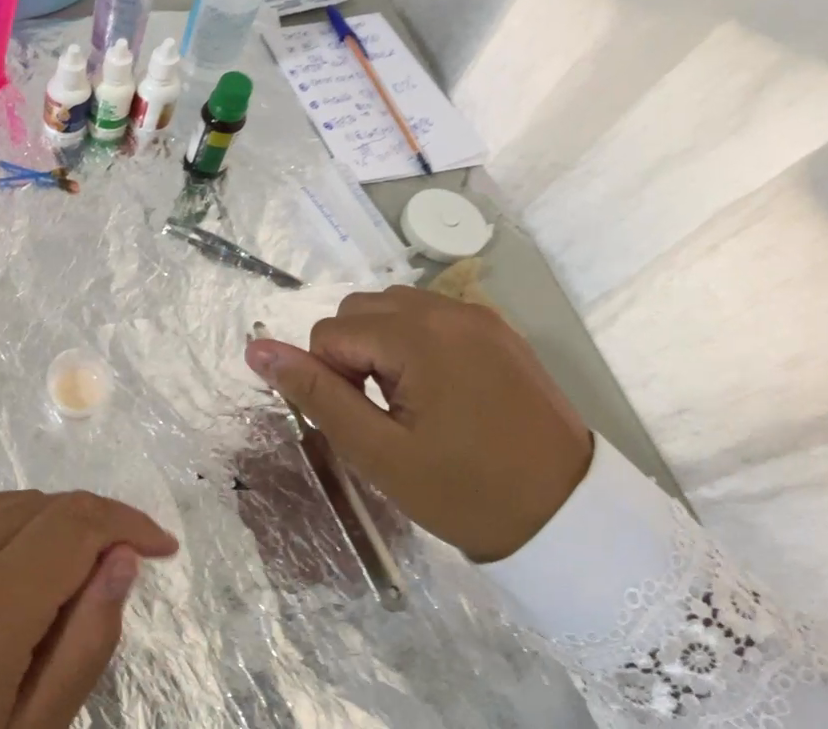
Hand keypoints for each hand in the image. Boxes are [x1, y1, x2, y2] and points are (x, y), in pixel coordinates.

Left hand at [0, 490, 179, 728]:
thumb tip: (123, 559)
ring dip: (59, 523)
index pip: (77, 525)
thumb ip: (86, 640)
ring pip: (16, 502)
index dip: (129, 523)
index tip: (164, 548)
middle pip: (49, 504)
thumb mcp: (31, 725)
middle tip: (126, 568)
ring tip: (78, 576)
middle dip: (98, 523)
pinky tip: (26, 570)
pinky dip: (19, 526)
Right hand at [245, 286, 592, 562]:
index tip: (368, 424)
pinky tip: (439, 392)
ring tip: (410, 404)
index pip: (330, 333)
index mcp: (419, 335)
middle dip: (354, 357)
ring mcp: (479, 316)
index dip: (333, 380)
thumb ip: (315, 393)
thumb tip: (257, 350)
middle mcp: (449, 309)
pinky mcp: (499, 330)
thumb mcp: (378, 451)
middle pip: (359, 310)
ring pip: (392, 308)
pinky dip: (415, 344)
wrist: (571, 518)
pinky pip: (431, 317)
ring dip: (382, 347)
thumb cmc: (467, 493)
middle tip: (384, 415)